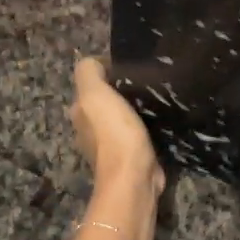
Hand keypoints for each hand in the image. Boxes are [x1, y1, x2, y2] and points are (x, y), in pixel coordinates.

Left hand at [69, 57, 161, 192]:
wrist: (133, 176)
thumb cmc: (113, 132)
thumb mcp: (94, 92)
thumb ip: (89, 72)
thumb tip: (98, 63)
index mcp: (79, 111)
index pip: (91, 83)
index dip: (109, 71)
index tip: (131, 68)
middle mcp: (90, 128)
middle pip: (107, 100)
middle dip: (123, 90)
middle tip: (147, 82)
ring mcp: (111, 145)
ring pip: (123, 116)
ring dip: (136, 108)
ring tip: (157, 98)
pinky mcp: (132, 156)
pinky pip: (138, 133)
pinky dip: (147, 126)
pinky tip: (160, 119)